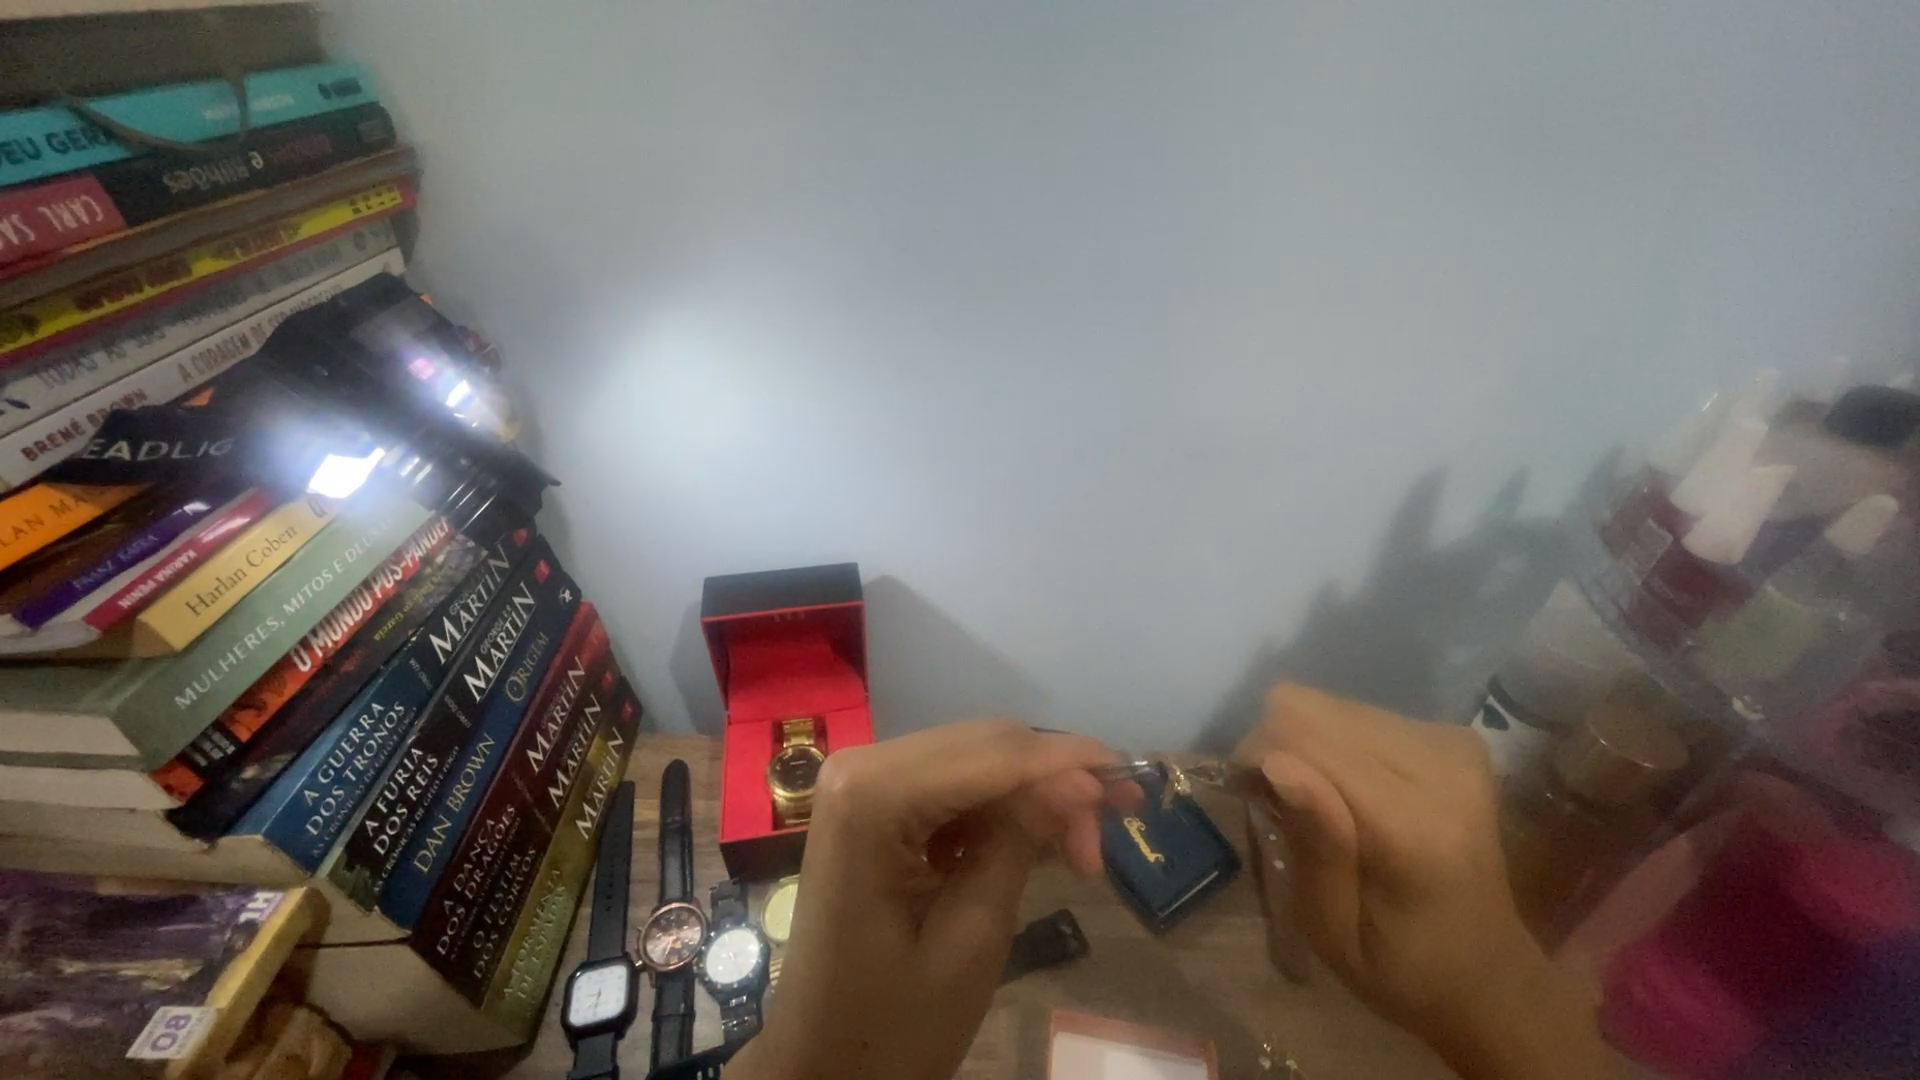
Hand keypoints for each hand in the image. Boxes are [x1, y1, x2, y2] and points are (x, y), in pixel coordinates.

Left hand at [727, 720, 1127, 1079]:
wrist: (821, 1061)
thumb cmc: (892, 1022)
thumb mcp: (971, 938)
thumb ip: (1019, 841)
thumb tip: (1081, 777)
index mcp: (870, 796)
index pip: (990, 755)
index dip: (1067, 762)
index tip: (1134, 780)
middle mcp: (862, 765)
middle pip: (985, 747)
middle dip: (1056, 780)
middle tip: (1118, 826)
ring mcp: (864, 780)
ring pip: (977, 760)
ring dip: (1034, 795)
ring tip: (1084, 852)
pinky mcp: (875, 801)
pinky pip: (955, 784)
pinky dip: (1001, 808)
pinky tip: (1038, 843)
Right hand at [1236, 684, 1615, 1079]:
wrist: (1488, 974)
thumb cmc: (1401, 968)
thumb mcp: (1333, 933)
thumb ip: (1313, 846)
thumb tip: (1276, 763)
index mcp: (1416, 829)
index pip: (1307, 741)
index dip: (1257, 758)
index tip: (1249, 800)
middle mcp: (1443, 770)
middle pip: (1312, 709)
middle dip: (1277, 747)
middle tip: (1280, 803)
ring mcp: (1452, 747)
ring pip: (1328, 704)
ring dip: (1304, 744)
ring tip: (1313, 798)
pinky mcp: (1450, 737)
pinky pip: (1355, 712)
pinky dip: (1332, 743)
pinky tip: (1345, 786)